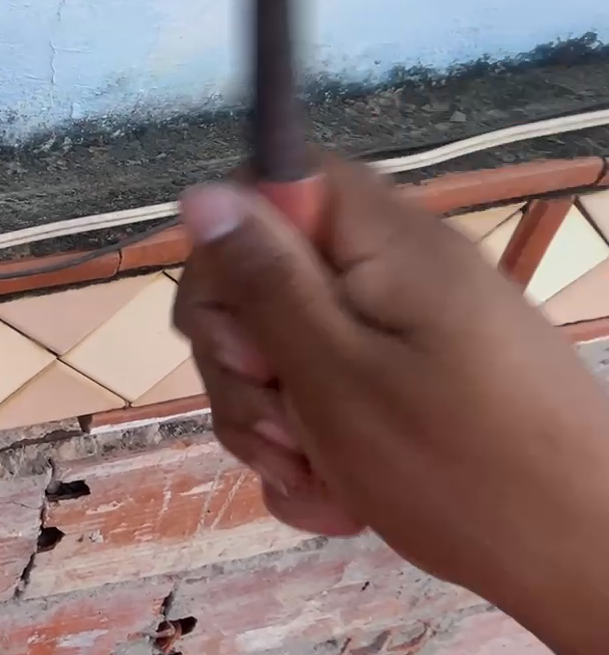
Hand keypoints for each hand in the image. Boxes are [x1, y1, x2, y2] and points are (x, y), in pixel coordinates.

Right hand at [173, 158, 608, 649]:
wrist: (603, 589)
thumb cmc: (466, 475)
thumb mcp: (334, 372)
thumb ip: (262, 277)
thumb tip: (201, 193)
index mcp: (387, 248)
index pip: (276, 180)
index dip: (230, 230)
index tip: (235, 306)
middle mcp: (390, 275)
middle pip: (255, 267)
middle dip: (234, 343)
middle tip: (267, 397)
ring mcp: (394, 332)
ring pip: (268, 337)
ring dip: (259, 406)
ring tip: (300, 464)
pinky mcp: (394, 381)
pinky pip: (306, 386)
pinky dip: (296, 437)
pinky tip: (321, 486)